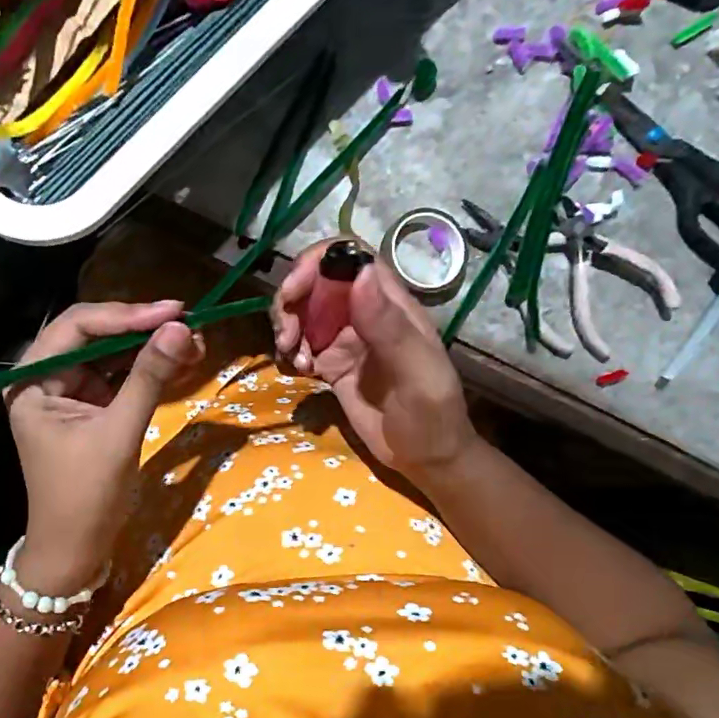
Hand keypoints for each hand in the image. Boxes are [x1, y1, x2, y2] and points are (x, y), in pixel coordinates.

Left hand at [6, 301, 204, 593]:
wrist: (76, 550)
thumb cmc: (85, 495)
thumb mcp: (119, 432)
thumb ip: (149, 378)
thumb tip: (181, 329)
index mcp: (33, 379)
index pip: (78, 326)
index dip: (128, 315)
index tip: (175, 311)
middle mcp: (47, 377)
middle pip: (97, 336)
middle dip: (144, 331)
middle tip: (191, 324)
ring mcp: (70, 393)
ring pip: (114, 356)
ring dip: (153, 348)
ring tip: (196, 342)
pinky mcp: (92, 408)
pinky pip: (122, 378)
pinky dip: (151, 371)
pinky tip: (184, 363)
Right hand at [272, 243, 478, 479]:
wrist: (427, 459)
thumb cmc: (432, 416)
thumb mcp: (417, 374)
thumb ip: (389, 327)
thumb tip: (357, 275)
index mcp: (390, 305)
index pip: (351, 258)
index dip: (318, 262)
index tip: (294, 289)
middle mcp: (365, 314)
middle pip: (318, 280)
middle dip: (292, 297)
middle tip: (285, 334)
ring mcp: (347, 339)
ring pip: (304, 310)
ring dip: (287, 324)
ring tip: (290, 356)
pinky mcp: (332, 365)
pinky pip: (302, 344)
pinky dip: (291, 351)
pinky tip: (299, 372)